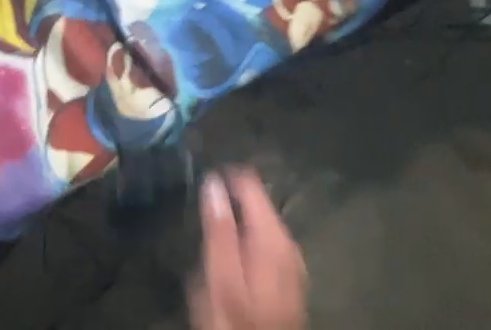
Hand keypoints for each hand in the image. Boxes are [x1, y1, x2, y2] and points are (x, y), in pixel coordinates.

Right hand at [188, 168, 306, 329]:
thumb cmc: (237, 318)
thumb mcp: (220, 275)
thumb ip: (218, 227)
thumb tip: (213, 181)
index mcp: (273, 236)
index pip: (250, 182)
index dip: (223, 175)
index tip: (201, 178)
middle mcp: (288, 241)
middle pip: (256, 200)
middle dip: (228, 198)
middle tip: (200, 208)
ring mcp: (290, 259)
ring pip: (258, 219)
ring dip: (235, 217)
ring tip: (209, 227)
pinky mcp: (287, 273)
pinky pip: (264, 237)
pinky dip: (245, 233)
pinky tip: (230, 248)